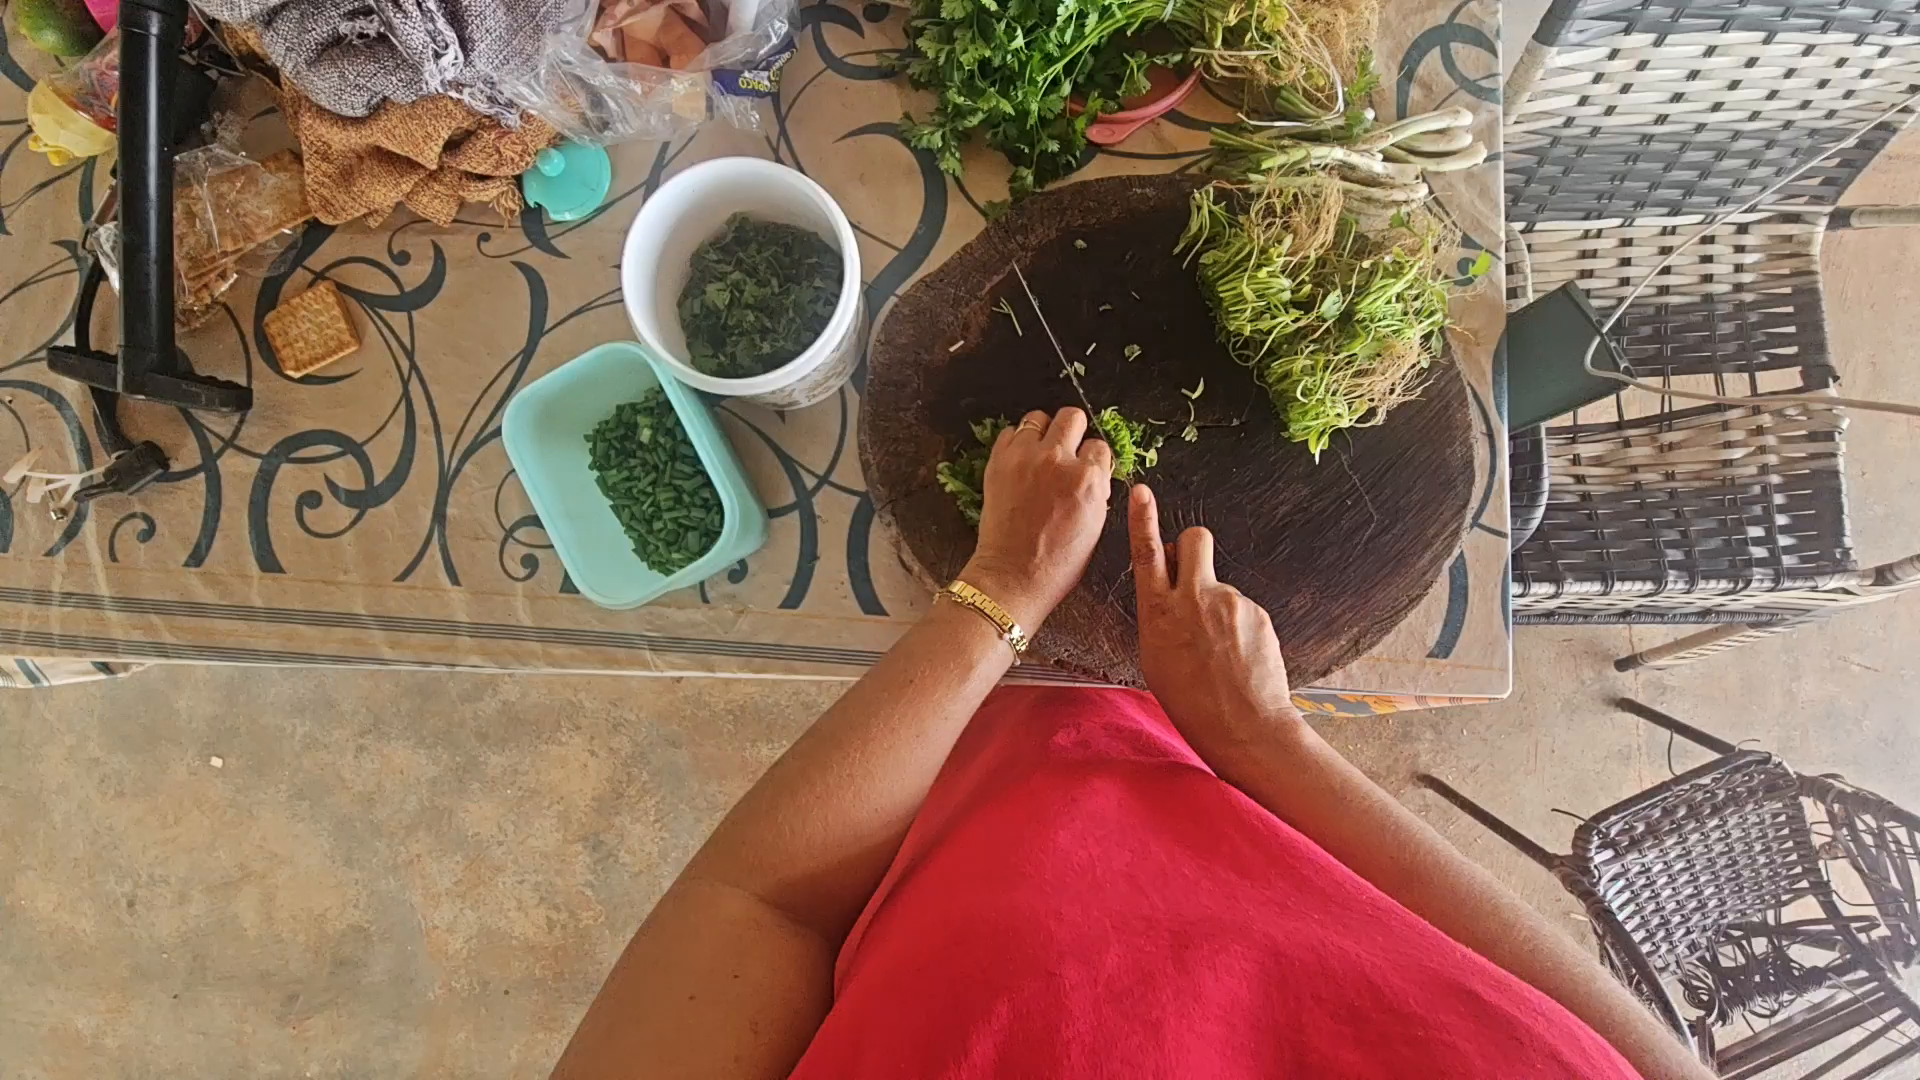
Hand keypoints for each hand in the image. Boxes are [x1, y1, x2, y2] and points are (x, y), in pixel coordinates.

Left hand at [961, 407, 1112, 630]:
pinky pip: (1011, 432)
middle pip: (1072, 417)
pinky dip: (1018, 442)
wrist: (1013, 574)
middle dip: (1074, 431)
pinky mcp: (999, 461)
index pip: (1100, 445)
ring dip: (1044, 431)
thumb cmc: (1057, 561)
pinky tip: (1022, 461)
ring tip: (1042, 451)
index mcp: (1088, 479)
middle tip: (1067, 449)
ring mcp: (1025, 457)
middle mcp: (1057, 461)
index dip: (1094, 458)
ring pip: (1039, 417)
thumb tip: (1095, 471)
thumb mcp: (1096, 525)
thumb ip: (1098, 489)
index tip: (1087, 467)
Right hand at [1127, 483, 1300, 759]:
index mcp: (1158, 611)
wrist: (1243, 726)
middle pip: (1193, 538)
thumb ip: (1159, 615)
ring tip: (1219, 647)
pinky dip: (1239, 624)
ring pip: (1219, 583)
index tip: (1142, 492)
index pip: (1146, 552)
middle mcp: (1192, 598)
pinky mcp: (1256, 611)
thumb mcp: (1154, 655)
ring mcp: (1228, 602)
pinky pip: (1242, 606)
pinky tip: (1237, 654)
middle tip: (1193, 571)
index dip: (1143, 518)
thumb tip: (1170, 592)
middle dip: (1191, 546)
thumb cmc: (1190, 700)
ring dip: (1217, 604)